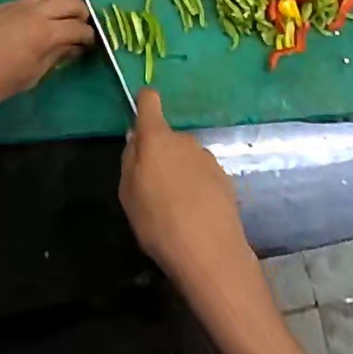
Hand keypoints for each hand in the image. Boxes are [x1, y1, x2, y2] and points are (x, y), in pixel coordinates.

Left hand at [0, 0, 93, 117]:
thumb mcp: (32, 75)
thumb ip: (55, 56)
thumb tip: (73, 47)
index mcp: (45, 32)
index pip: (79, 27)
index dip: (89, 36)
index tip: (91, 44)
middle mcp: (35, 11)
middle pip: (70, 0)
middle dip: (81, 13)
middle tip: (81, 29)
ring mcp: (17, 4)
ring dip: (62, 4)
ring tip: (63, 20)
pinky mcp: (3, 5)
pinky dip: (43, 5)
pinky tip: (39, 21)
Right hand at [120, 88, 254, 283]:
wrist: (210, 251)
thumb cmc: (158, 221)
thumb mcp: (128, 194)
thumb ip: (130, 160)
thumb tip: (136, 139)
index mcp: (156, 138)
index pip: (150, 102)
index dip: (144, 103)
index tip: (140, 118)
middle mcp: (184, 139)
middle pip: (166, 138)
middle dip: (159, 155)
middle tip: (151, 189)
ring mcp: (207, 157)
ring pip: (185, 157)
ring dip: (178, 172)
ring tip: (174, 208)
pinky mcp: (224, 177)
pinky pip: (202, 174)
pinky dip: (196, 187)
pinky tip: (194, 215)